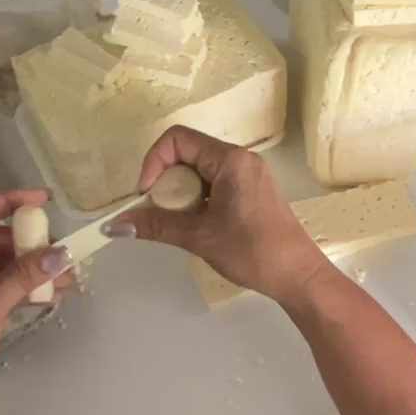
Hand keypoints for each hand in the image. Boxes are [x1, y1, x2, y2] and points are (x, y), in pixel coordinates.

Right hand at [114, 126, 329, 305]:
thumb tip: (117, 225)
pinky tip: (198, 226)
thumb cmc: (253, 251)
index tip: (147, 195)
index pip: (178, 139)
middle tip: (160, 212)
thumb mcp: (199, 237)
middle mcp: (241, 160)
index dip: (154, 162)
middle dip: (166, 181)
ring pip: (200, 172)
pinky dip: (198, 200)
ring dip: (181, 193)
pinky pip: (215, 185)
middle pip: (188, 154)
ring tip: (178, 222)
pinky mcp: (252, 193)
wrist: (298, 275)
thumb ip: (157, 225)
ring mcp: (249, 176)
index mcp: (231, 160)